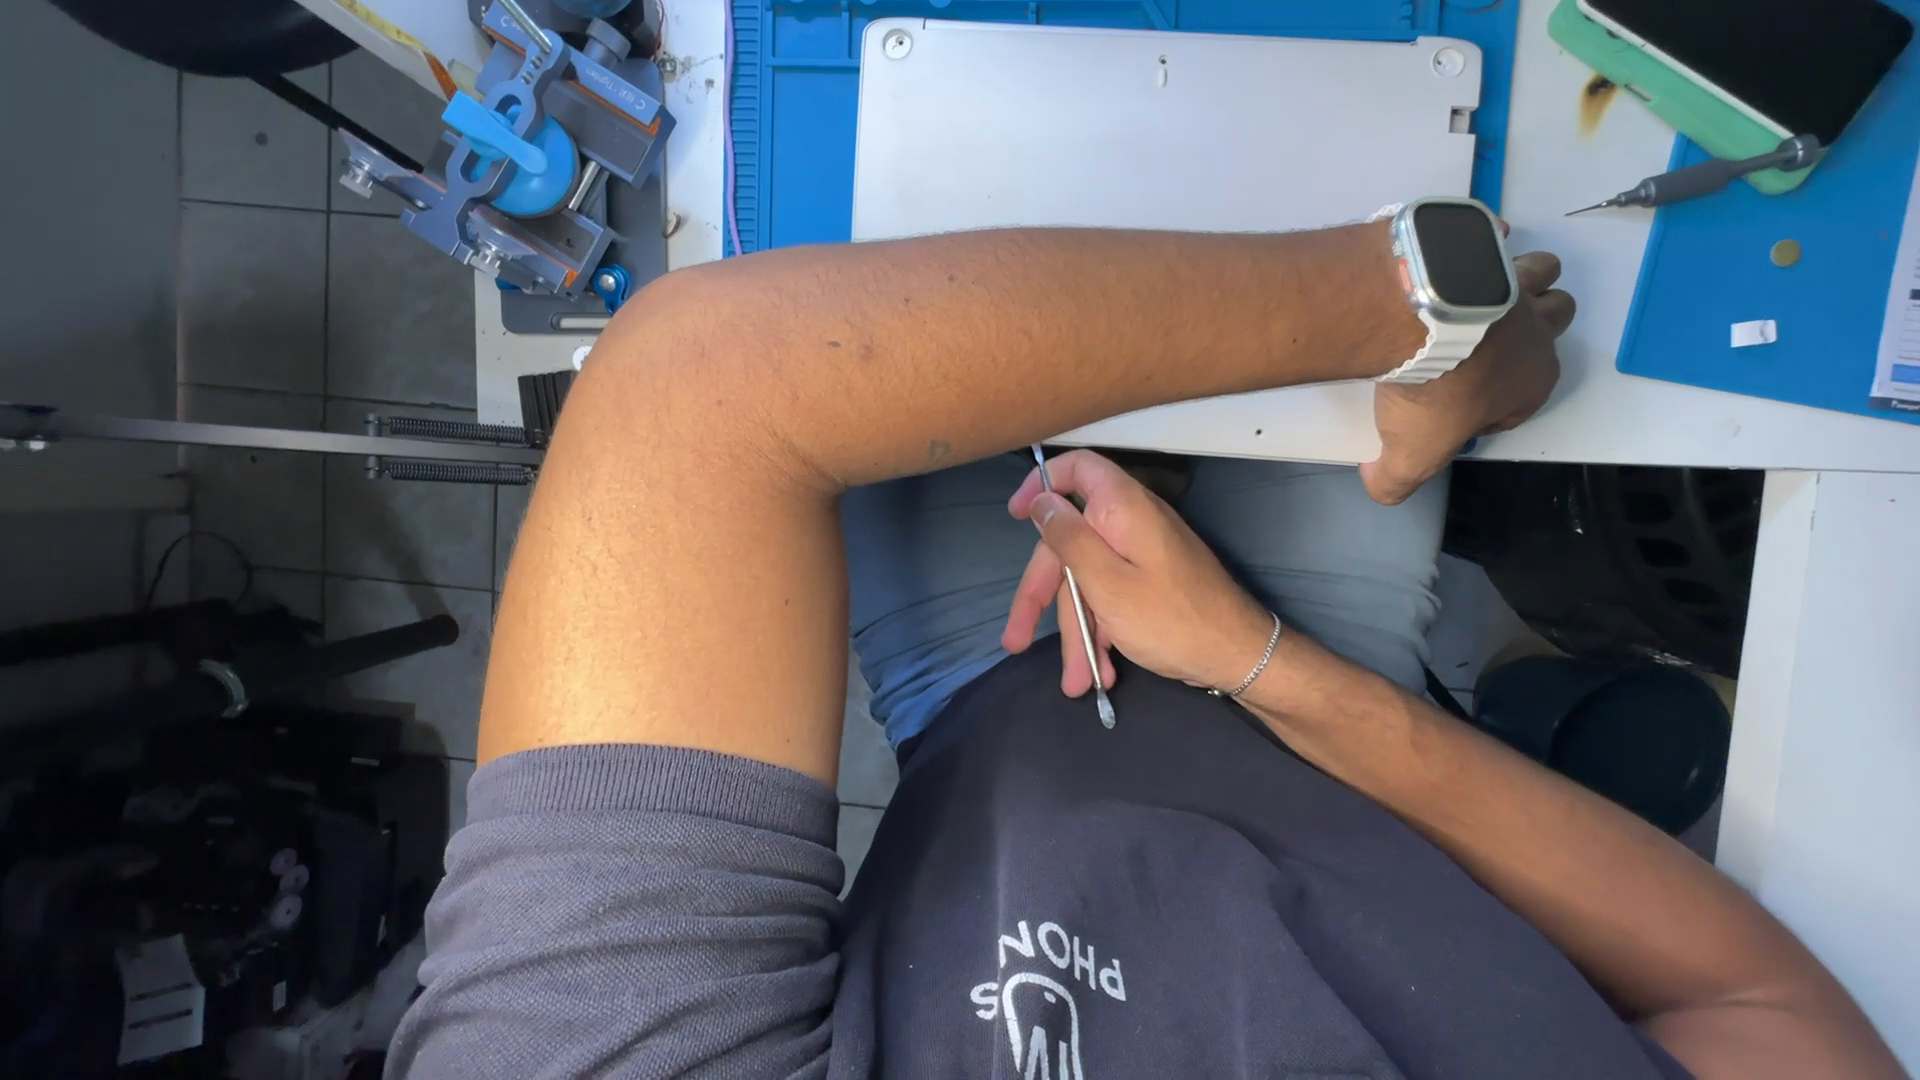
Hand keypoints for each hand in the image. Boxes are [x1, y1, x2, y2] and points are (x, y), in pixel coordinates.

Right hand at [1001, 450, 1274, 696]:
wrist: (1239, 656)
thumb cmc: (1171, 619)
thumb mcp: (1106, 583)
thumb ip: (1068, 537)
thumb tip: (1042, 500)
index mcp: (1121, 508)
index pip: (1077, 468)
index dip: (1041, 483)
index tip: (1016, 514)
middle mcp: (1130, 522)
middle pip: (1069, 545)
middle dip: (1043, 598)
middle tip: (1017, 641)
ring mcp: (1140, 552)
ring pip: (1087, 579)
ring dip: (1077, 630)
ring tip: (1076, 681)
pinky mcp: (1148, 579)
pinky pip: (1110, 594)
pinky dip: (1102, 629)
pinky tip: (1101, 670)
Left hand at [1362, 250, 1575, 504]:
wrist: (1419, 319)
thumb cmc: (1433, 391)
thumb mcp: (1410, 455)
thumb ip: (1395, 481)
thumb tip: (1378, 483)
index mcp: (1532, 379)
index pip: (1524, 396)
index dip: (1489, 410)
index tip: (1450, 412)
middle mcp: (1536, 326)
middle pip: (1555, 317)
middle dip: (1527, 330)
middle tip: (1471, 345)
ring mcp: (1512, 282)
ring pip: (1540, 271)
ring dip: (1515, 281)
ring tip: (1467, 299)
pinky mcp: (1482, 248)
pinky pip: (1490, 236)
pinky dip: (1475, 244)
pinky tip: (1445, 256)